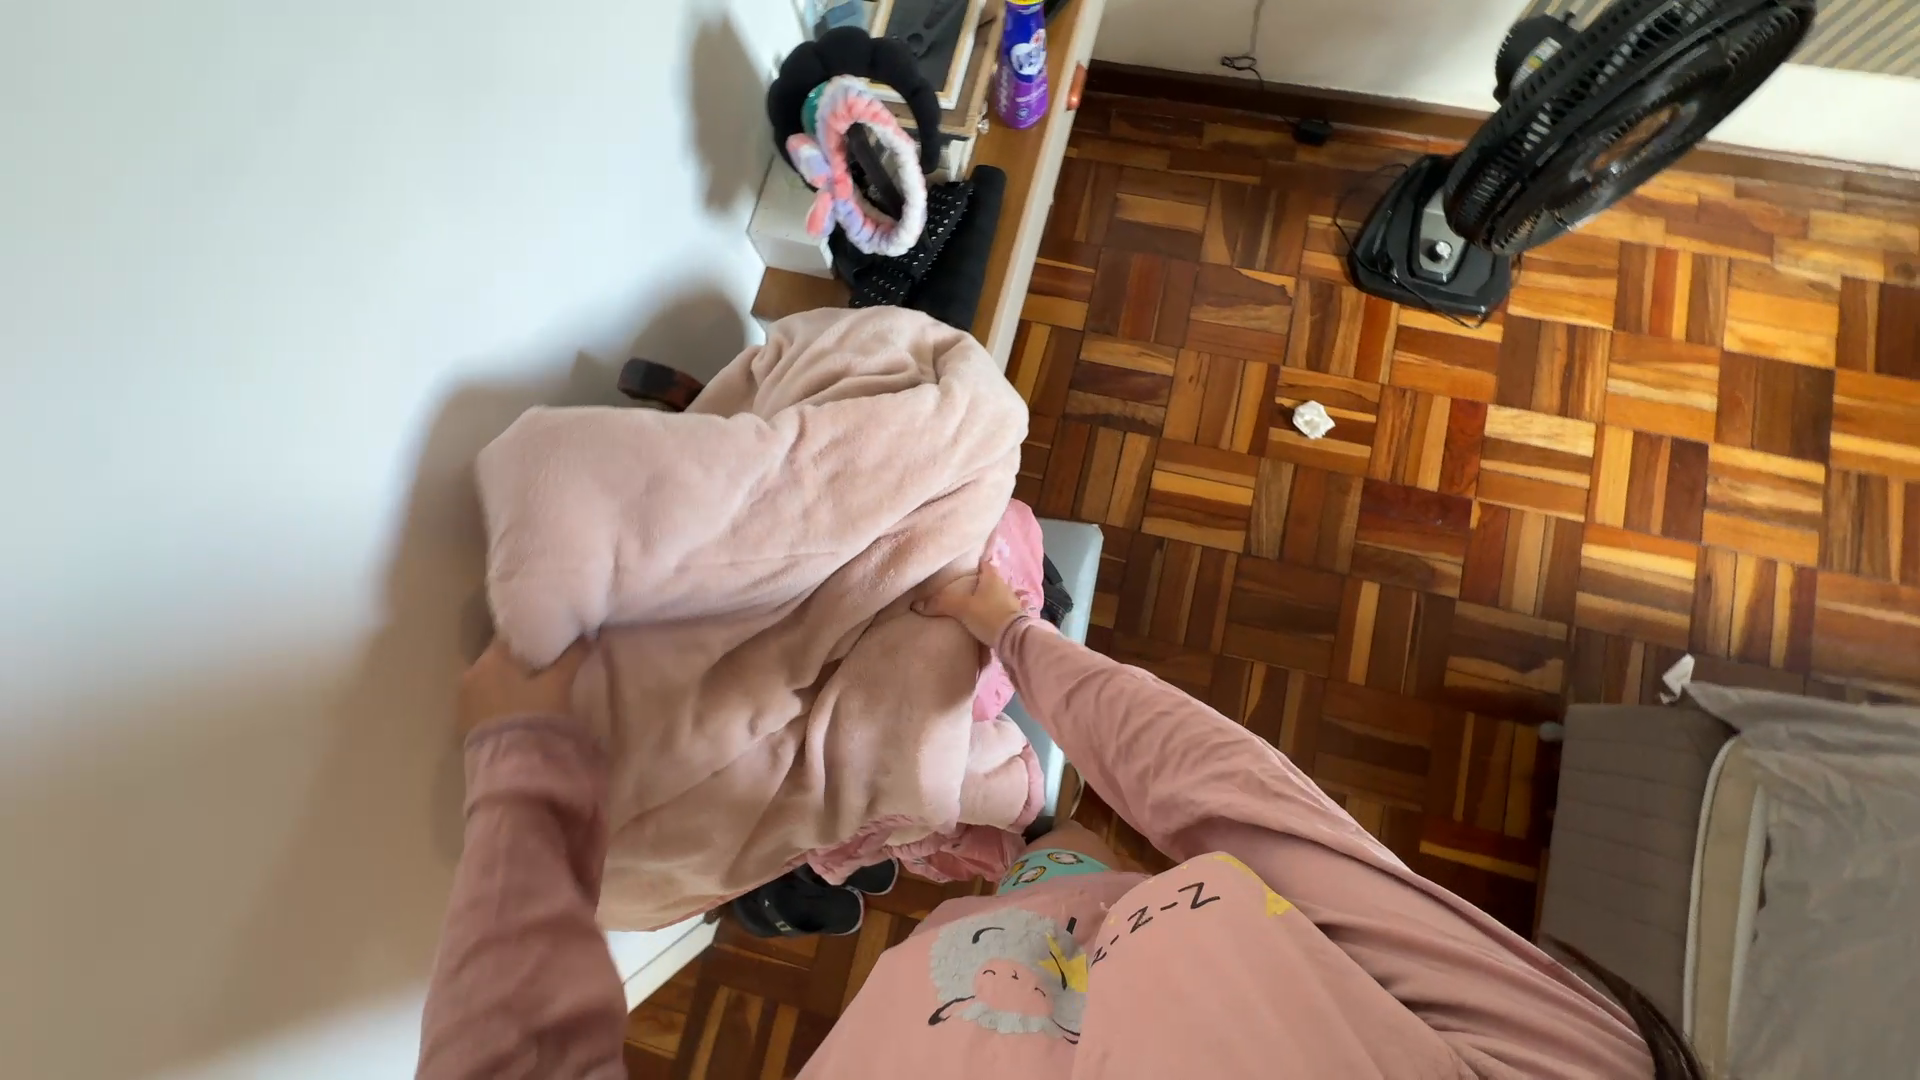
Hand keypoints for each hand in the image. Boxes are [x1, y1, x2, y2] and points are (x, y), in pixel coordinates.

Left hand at [457, 639, 591, 737]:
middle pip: (499, 657)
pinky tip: (520, 702)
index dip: (531, 633)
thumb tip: (588, 635)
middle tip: (548, 659)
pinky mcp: (465, 721)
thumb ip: (572, 657)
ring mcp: (464, 699)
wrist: (512, 762)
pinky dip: (501, 695)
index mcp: (489, 660)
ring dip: (510, 677)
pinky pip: (485, 697)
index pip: (510, 636)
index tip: (550, 635)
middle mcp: (470, 675)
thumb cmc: (534, 713)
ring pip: (492, 677)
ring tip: (536, 681)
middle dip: (521, 657)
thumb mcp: (558, 683)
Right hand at [914, 565, 1025, 645]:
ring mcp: (1010, 602)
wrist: (1014, 640)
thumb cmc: (989, 615)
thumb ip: (941, 603)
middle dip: (976, 584)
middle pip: (987, 580)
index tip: (960, 569)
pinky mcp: (1013, 618)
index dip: (973, 564)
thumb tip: (916, 605)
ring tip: (967, 606)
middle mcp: (1003, 586)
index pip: (983, 563)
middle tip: (959, 589)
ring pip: (993, 596)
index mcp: (993, 577)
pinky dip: (989, 612)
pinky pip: (997, 610)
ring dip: (983, 600)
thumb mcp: (962, 608)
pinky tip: (979, 620)